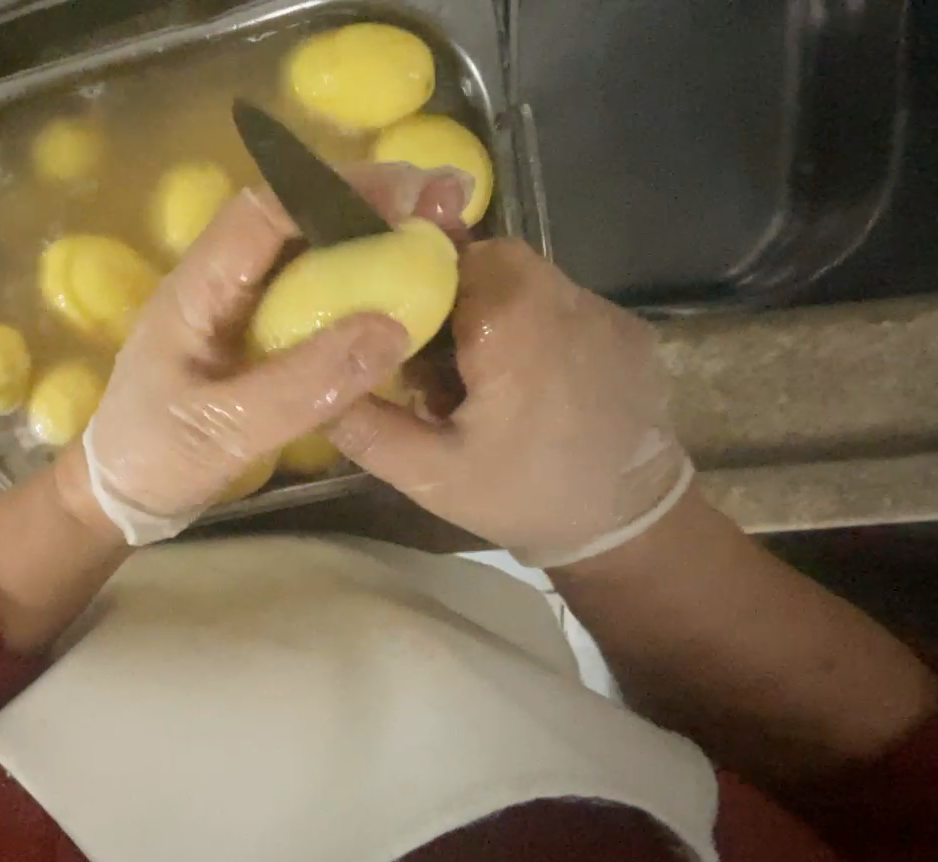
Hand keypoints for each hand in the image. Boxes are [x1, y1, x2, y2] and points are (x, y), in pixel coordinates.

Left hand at [81, 164, 467, 544]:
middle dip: (369, 206)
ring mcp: (232, 316)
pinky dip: (354, 294)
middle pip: (292, 222)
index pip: (263, 212)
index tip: (414, 195)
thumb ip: (299, 386)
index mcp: (193, 293)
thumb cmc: (153, 460)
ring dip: (369, 246)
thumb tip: (393, 327)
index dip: (338, 191)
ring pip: (305, 259)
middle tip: (450, 210)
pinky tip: (397, 303)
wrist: (120, 496)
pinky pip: (307, 304)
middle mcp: (214, 289)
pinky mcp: (249, 345)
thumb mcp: (221, 430)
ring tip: (442, 245)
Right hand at [326, 240, 692, 566]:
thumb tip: (311, 388)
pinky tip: (516, 383)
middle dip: (451, 296)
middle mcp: (568, 304)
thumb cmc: (517, 496)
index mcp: (516, 330)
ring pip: (528, 280)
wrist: (626, 526)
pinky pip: (559, 306)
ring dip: (487, 311)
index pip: (460, 258)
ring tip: (468, 375)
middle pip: (495, 260)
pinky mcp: (626, 332)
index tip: (395, 327)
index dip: (420, 282)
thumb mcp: (424, 473)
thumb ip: (364, 426)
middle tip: (425, 355)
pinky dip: (526, 328)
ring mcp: (606, 315)